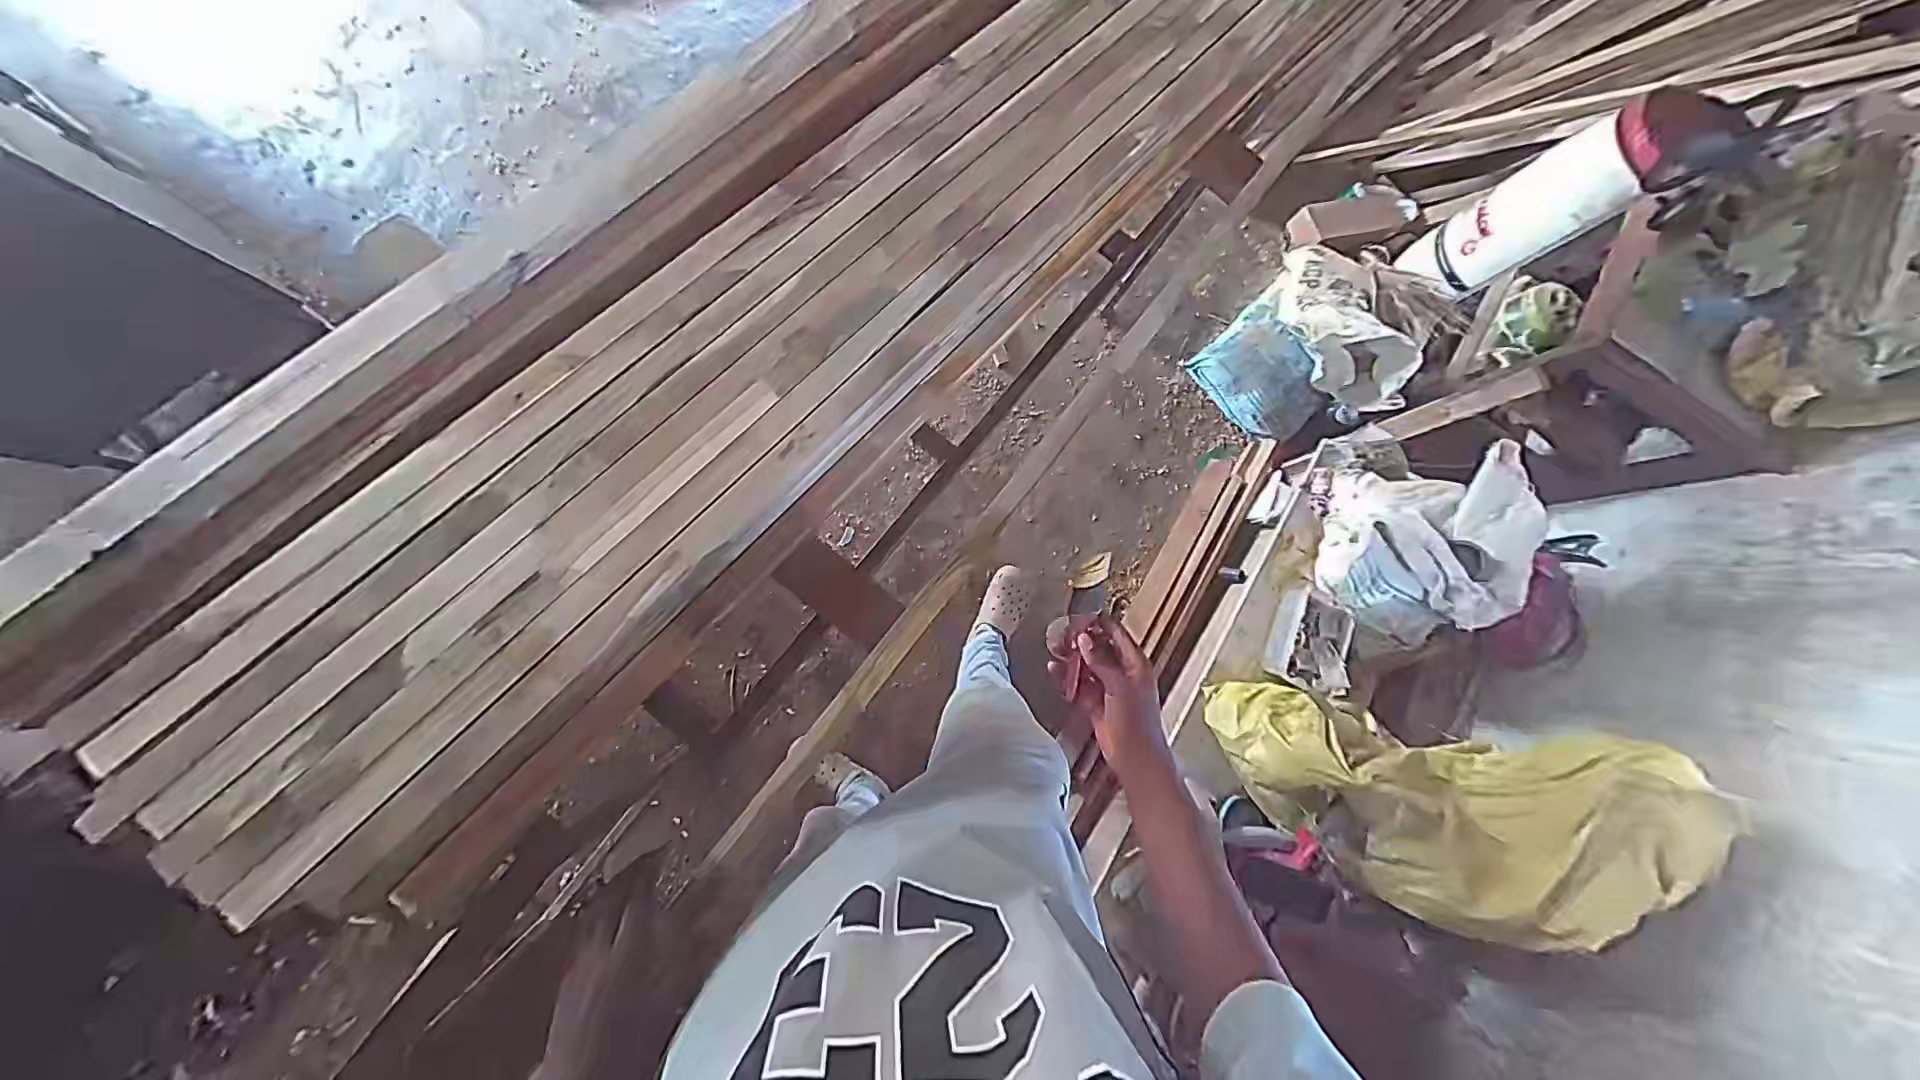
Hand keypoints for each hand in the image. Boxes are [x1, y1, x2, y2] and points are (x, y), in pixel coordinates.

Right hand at [1046, 614, 1164, 761]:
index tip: (1082, 616)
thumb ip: (1101, 661)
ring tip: (1055, 649)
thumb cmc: (1138, 724)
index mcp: (1136, 665)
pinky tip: (1055, 670)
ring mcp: (1108, 688)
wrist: (1135, 758)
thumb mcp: (1120, 686)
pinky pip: (1078, 684)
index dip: (1100, 624)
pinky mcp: (1095, 703)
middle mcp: (1122, 674)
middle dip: (1080, 641)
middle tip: (1063, 633)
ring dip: (1071, 658)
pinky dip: (1067, 678)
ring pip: (1086, 666)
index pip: (1117, 635)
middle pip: (1098, 649)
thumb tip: (1085, 640)